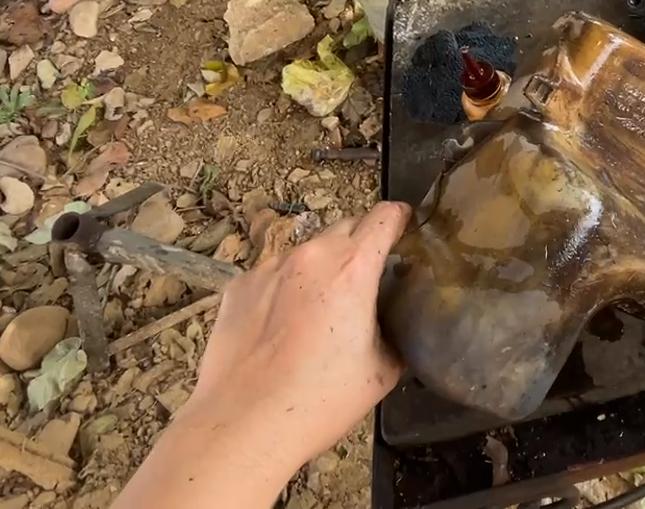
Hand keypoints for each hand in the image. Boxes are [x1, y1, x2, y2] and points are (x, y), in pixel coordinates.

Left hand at [116, 201, 411, 506]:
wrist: (240, 429)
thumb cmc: (318, 401)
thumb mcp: (382, 371)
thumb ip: (396, 332)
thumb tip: (396, 325)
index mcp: (353, 267)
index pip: (385, 215)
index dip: (400, 219)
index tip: (404, 231)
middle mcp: (312, 255)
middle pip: (347, 226)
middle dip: (361, 244)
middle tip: (364, 281)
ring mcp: (270, 267)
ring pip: (309, 250)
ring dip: (322, 267)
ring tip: (319, 310)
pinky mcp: (240, 286)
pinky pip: (274, 273)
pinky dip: (286, 288)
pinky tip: (281, 327)